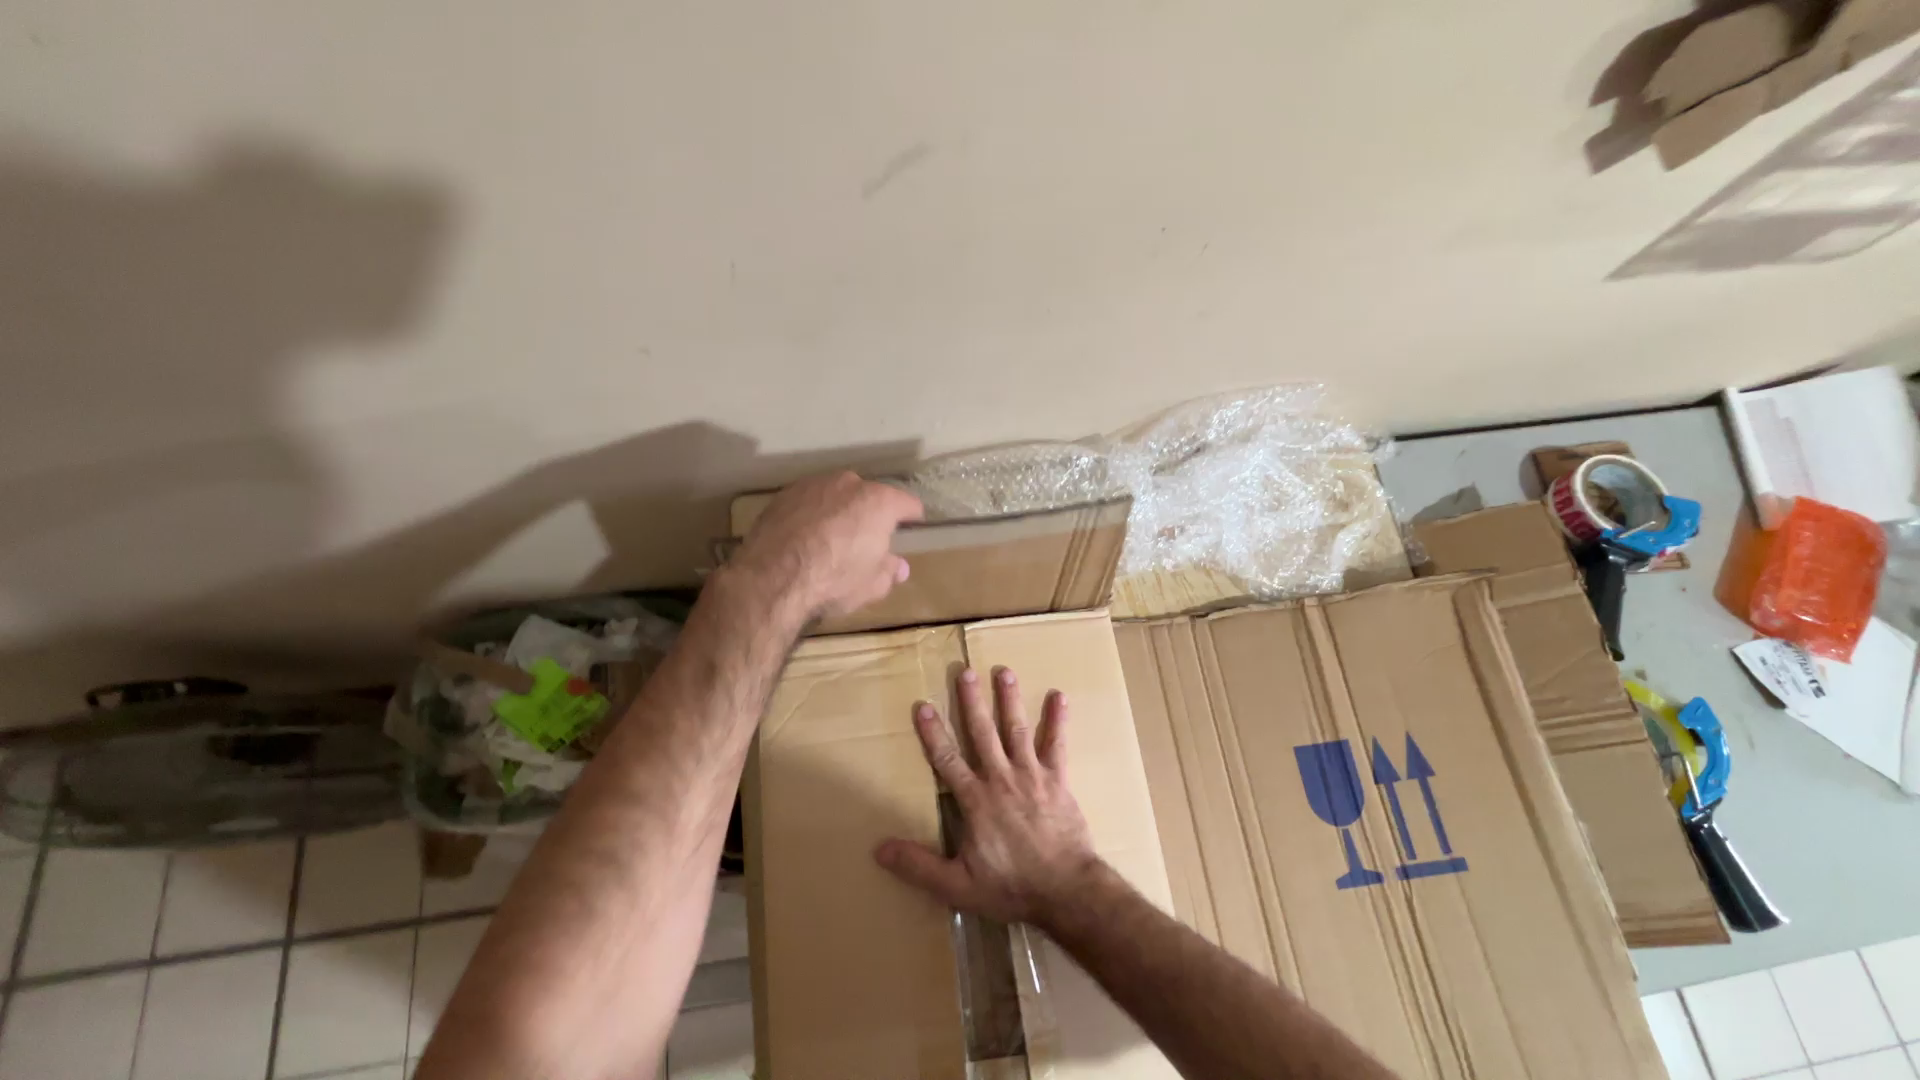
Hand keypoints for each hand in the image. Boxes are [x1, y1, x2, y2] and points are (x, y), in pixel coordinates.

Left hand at [731, 471, 922, 620]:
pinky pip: (809, 502)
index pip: (908, 504)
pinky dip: (812, 515)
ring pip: (837, 495)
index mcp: (879, 502)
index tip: (911, 529)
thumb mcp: (871, 586)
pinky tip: (804, 538)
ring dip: (839, 511)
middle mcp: (848, 484)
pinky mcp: (784, 494)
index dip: (912, 519)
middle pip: (869, 496)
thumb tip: (898, 566)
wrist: (771, 579)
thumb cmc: (833, 581)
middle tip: (866, 541)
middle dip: (871, 514)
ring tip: (832, 539)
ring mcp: (813, 485)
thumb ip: (889, 571)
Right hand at [875, 666, 1099, 926]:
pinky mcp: (1058, 781)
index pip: (947, 759)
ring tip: (1003, 671)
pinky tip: (1059, 696)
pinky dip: (1058, 721)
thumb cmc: (1011, 887)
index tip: (922, 705)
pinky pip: (1057, 745)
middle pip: (982, 733)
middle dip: (971, 702)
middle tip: (965, 671)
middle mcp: (1001, 779)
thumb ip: (919, 866)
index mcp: (975, 800)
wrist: (1066, 890)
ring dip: (1009, 699)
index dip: (932, 732)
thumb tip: (879, 849)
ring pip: (1017, 730)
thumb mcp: (957, 886)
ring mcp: (1032, 776)